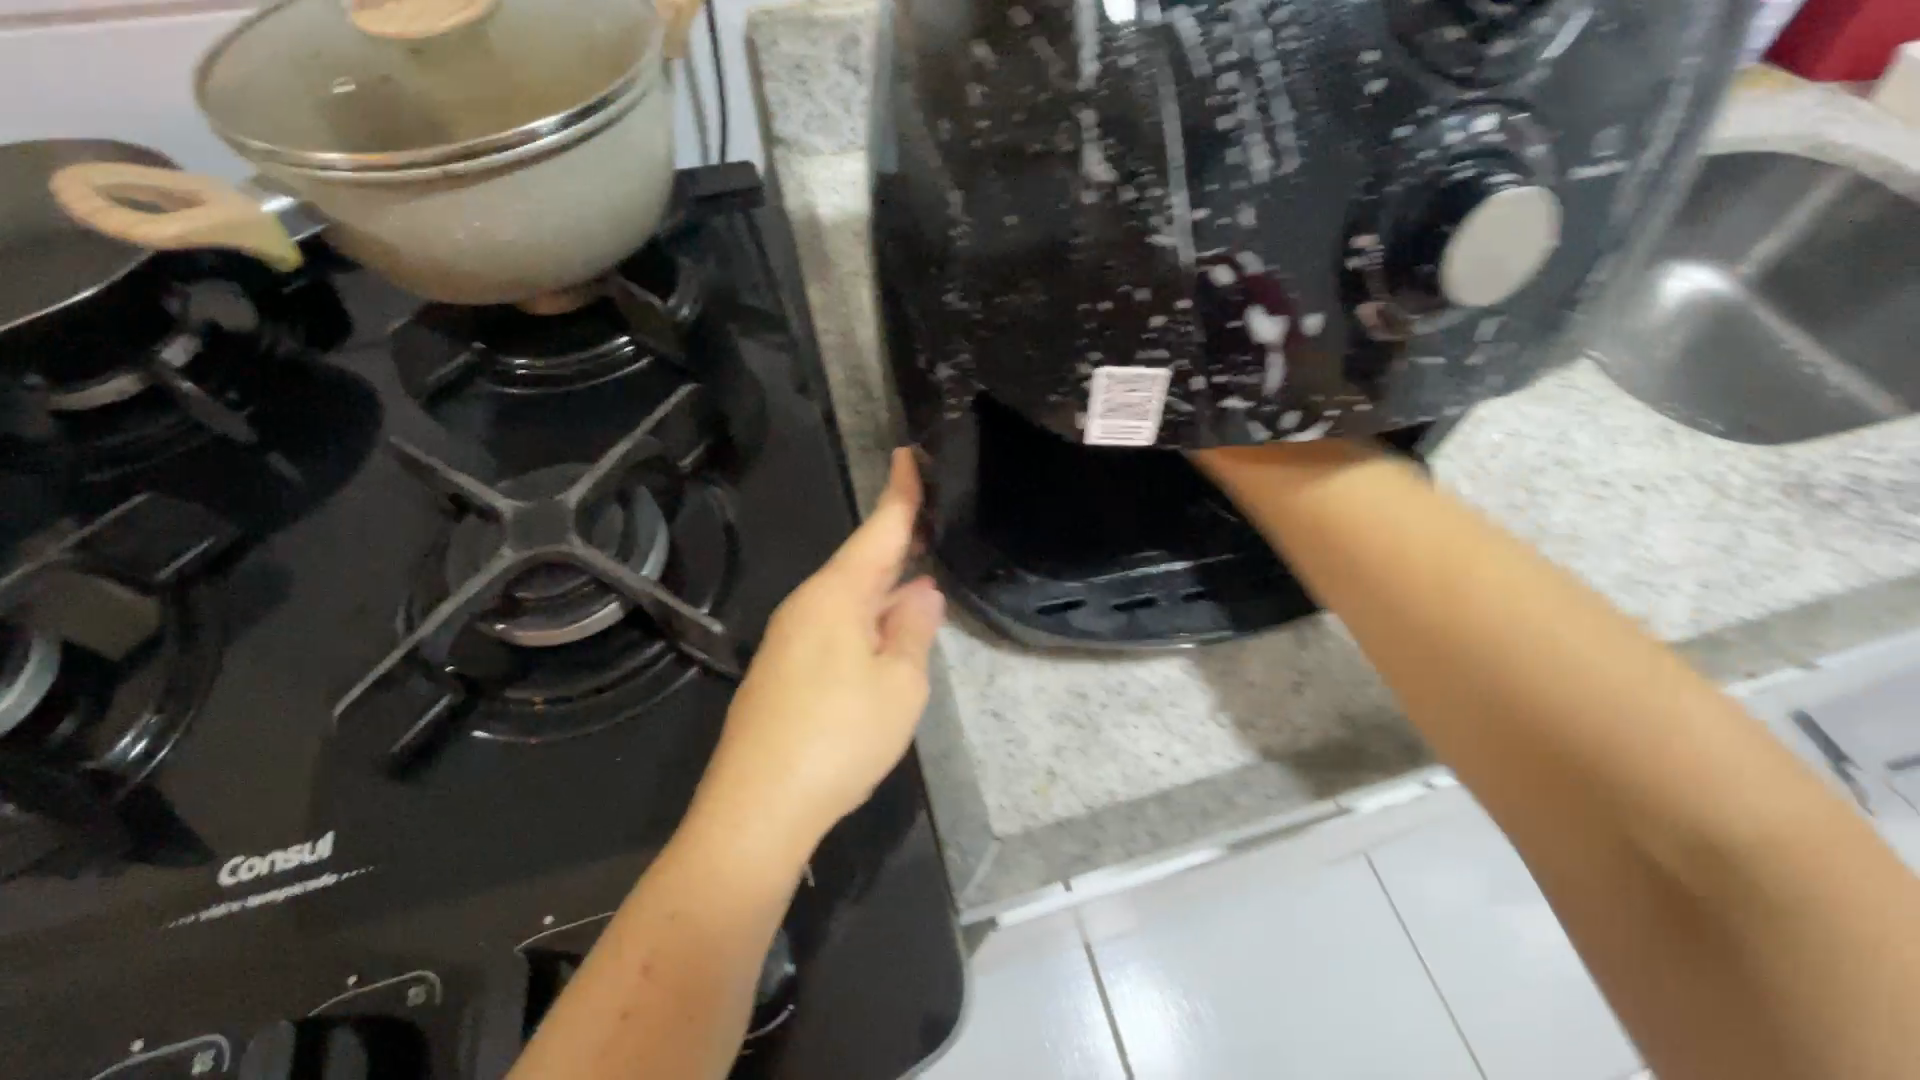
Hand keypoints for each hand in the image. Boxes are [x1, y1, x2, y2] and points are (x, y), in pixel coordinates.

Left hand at [690, 449, 946, 853]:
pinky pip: (831, 631)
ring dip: (882, 592)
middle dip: (895, 546)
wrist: (758, 807)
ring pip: (846, 602)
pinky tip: (882, 642)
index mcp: (836, 596)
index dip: (900, 494)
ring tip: (918, 585)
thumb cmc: (839, 737)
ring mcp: (788, 641)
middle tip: (931, 524)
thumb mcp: (899, 684)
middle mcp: (806, 607)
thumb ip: (913, 631)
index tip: (910, 455)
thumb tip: (920, 592)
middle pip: (859, 565)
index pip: (878, 530)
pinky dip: (863, 625)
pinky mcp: (781, 675)